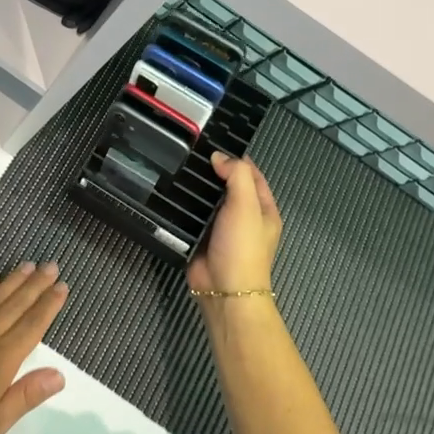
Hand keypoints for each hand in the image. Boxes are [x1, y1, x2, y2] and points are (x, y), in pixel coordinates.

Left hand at [0, 261, 68, 433]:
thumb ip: (26, 396)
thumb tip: (59, 374)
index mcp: (3, 359)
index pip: (33, 324)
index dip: (50, 304)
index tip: (63, 287)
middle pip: (18, 303)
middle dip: (37, 284)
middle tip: (52, 265)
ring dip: (14, 279)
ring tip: (29, 265)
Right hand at [187, 152, 282, 293]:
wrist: (225, 291)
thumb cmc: (243, 247)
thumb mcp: (247, 205)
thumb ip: (236, 175)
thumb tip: (219, 157)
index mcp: (263, 209)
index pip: (252, 174)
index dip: (237, 157)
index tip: (214, 142)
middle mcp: (244, 217)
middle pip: (229, 185)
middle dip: (213, 171)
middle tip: (190, 152)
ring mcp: (222, 228)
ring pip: (209, 200)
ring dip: (196, 188)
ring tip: (177, 166)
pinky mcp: (202, 238)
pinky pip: (193, 216)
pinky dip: (184, 206)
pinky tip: (170, 192)